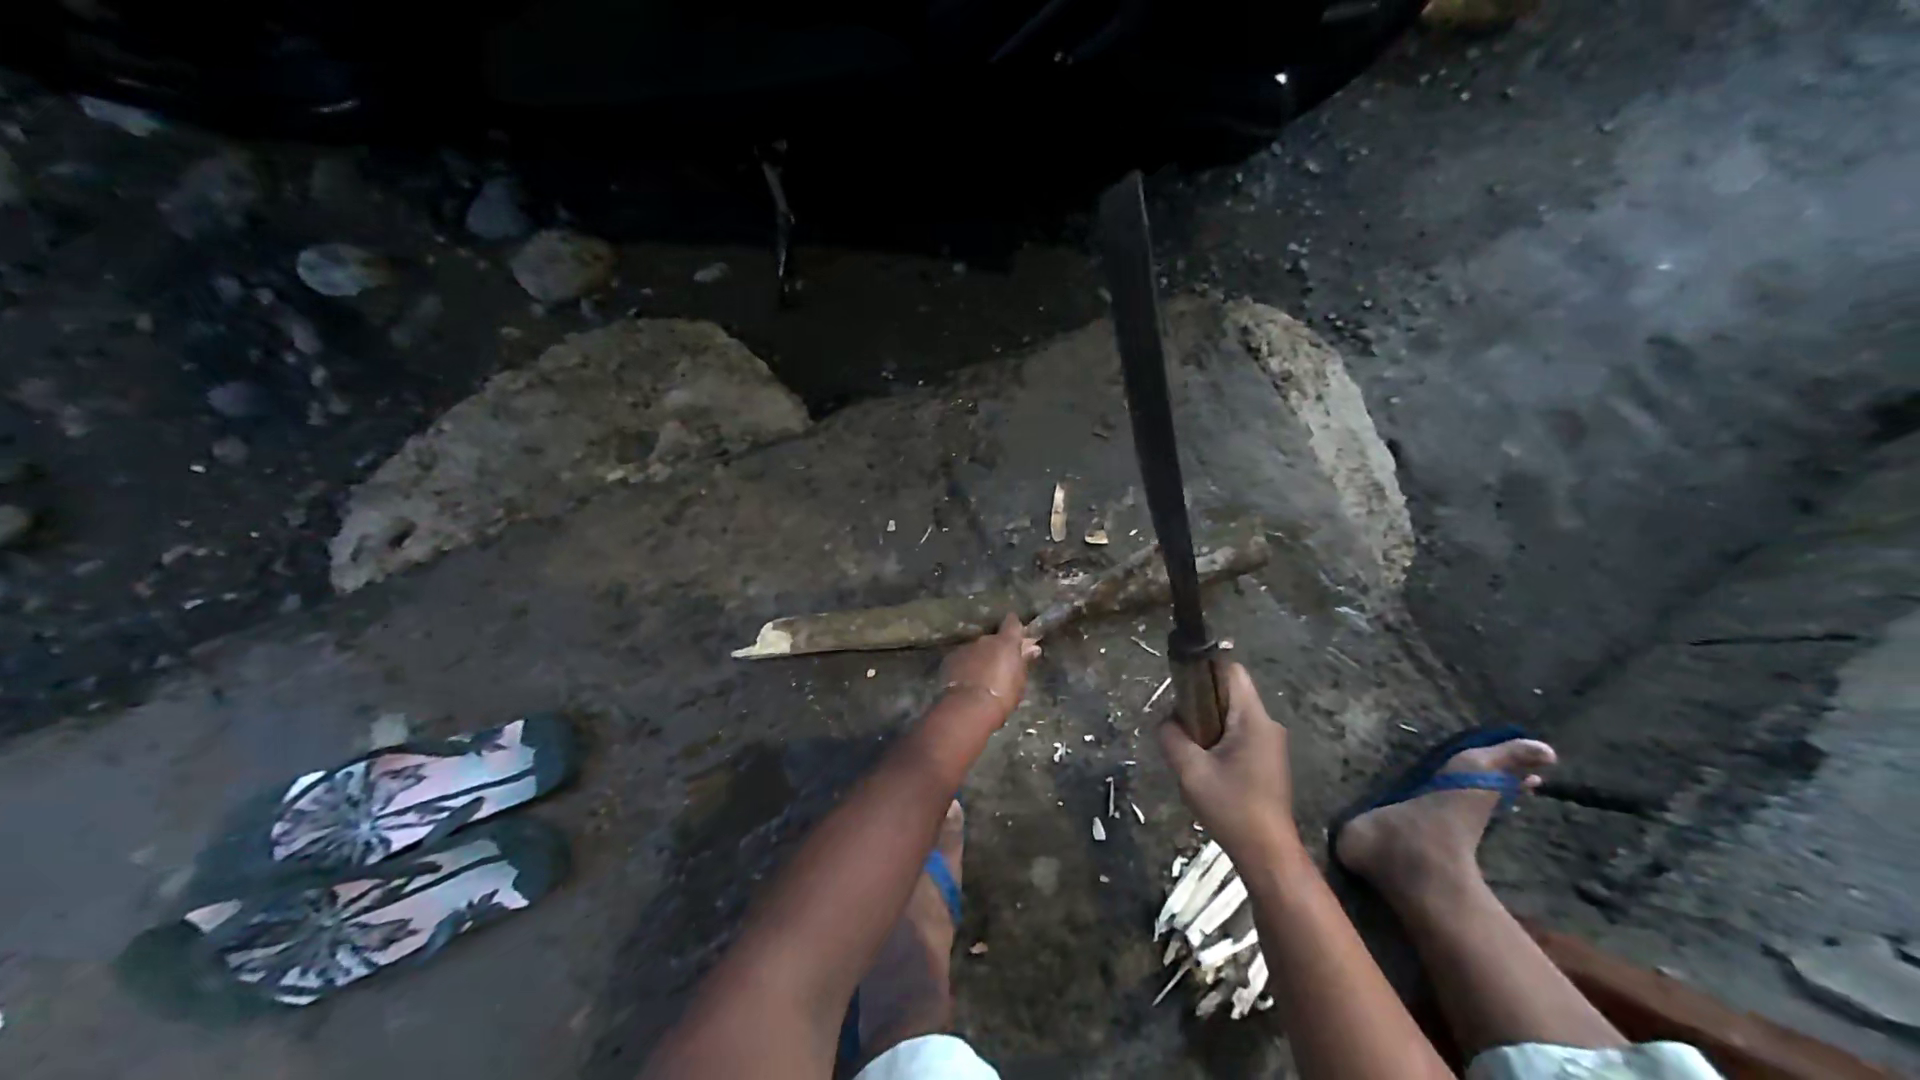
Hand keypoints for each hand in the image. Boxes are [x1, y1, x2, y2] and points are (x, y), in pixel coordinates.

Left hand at [937, 613, 1040, 723]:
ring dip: (979, 658)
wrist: (969, 707)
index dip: (1014, 626)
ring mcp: (965, 648)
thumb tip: (1032, 648)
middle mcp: (984, 639)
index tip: (1017, 633)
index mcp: (1005, 641)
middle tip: (998, 665)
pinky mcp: (950, 659)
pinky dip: (965, 666)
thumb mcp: (1020, 680)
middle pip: (992, 639)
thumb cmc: (1003, 695)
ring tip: (981, 677)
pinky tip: (966, 681)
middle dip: (995, 649)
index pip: (1012, 622)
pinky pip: (961, 659)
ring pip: (975, 649)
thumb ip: (1024, 661)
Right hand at [1158, 662, 1299, 862]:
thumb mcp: (1190, 771)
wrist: (1268, 853)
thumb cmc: (1231, 808)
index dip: (1204, 669)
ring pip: (1232, 716)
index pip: (1231, 671)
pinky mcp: (1269, 761)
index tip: (1179, 688)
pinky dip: (1219, 741)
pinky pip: (1239, 735)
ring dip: (1208, 726)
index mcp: (1253, 719)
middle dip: (1200, 704)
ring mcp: (1271, 744)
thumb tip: (1166, 722)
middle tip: (1180, 728)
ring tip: (1191, 753)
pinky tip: (1206, 768)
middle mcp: (1267, 724)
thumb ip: (1171, 736)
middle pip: (1229, 693)